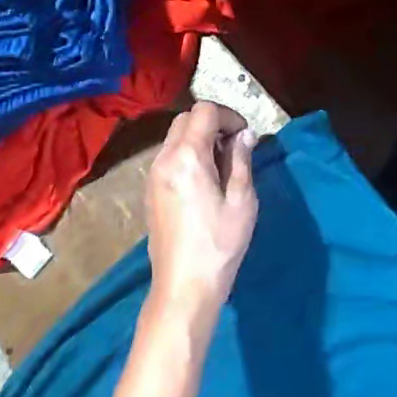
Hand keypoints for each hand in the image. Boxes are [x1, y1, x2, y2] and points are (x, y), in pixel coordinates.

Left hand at [145, 103, 258, 315]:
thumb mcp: (242, 201)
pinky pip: (168, 155)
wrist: (183, 286)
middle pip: (186, 118)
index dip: (229, 116)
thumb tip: (245, 134)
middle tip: (234, 148)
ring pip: (175, 136)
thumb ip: (242, 160)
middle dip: (212, 123)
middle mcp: (164, 158)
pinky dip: (186, 153)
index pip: (205, 111)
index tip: (244, 137)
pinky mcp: (150, 190)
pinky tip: (203, 181)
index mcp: (187, 157)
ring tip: (221, 166)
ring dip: (198, 138)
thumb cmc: (219, 244)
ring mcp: (153, 174)